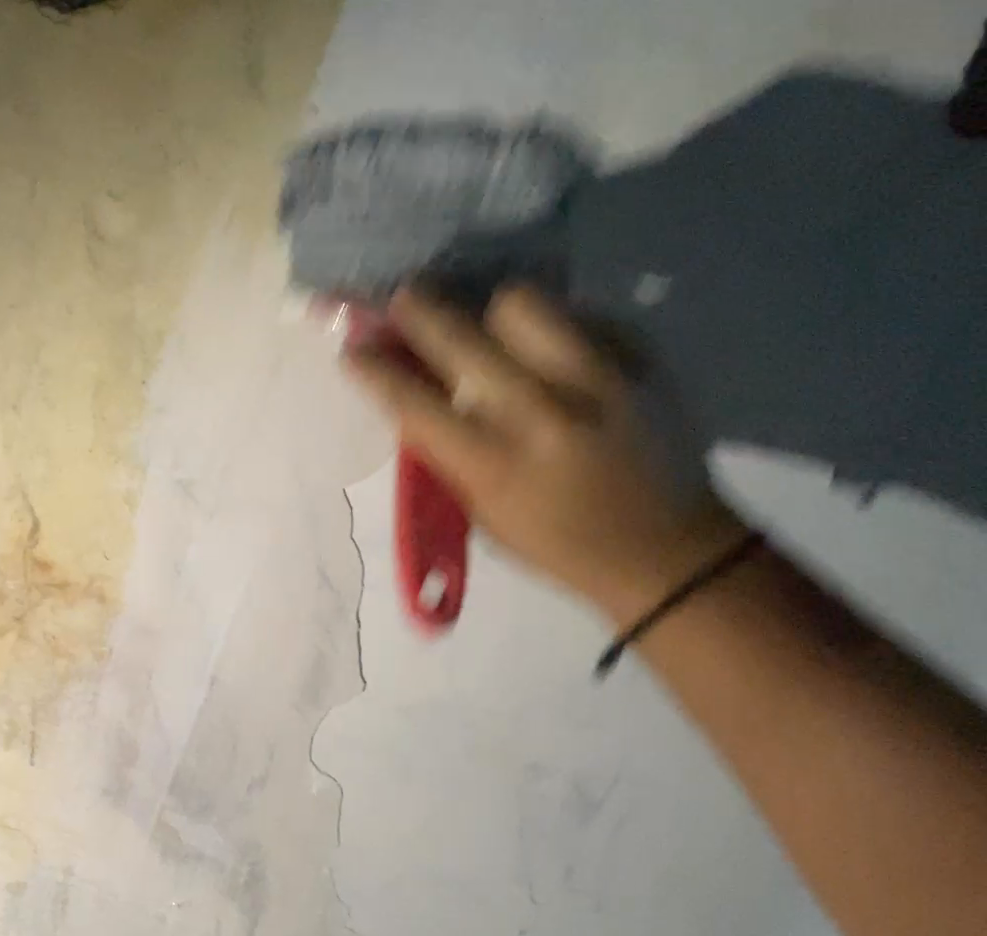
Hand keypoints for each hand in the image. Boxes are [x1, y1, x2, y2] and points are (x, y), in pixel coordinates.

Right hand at [345, 285, 750, 622]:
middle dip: (418, 311)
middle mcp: (541, 412)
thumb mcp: (481, 511)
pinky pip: (578, 316)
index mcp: (493, 464)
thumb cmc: (554, 543)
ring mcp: (598, 379)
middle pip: (461, 335)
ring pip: (523, 304)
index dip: (373, 369)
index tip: (351, 348)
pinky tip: (548, 350)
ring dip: (492, 311)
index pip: (412, 401)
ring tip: (488, 326)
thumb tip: (410, 389)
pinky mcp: (641, 360)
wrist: (669, 550)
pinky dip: (552, 327)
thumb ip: (445, 449)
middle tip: (404, 300)